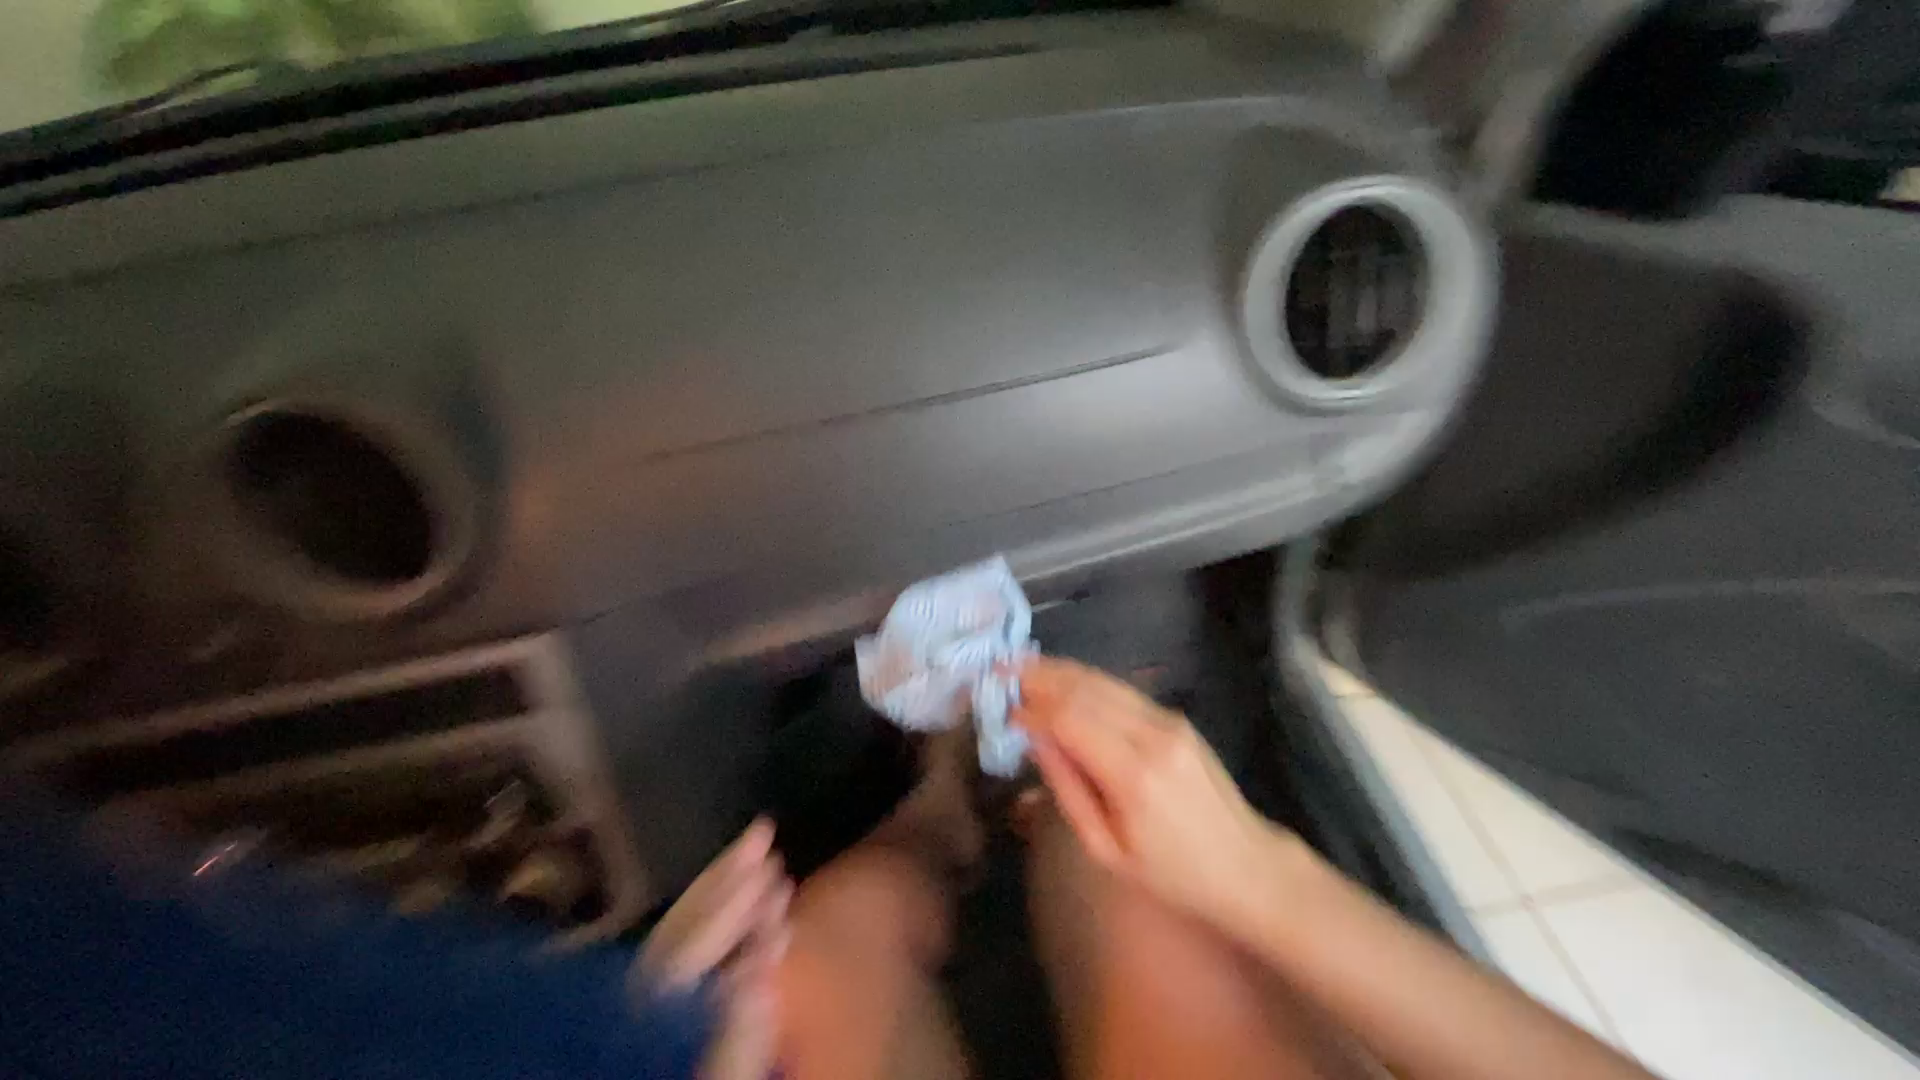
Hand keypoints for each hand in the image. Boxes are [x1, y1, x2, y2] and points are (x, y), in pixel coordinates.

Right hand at [1014, 657, 1300, 938]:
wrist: (1246, 866)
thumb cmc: (1171, 874)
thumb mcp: (1106, 849)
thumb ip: (1068, 789)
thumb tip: (1035, 740)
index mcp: (1133, 774)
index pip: (1070, 719)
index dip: (1032, 709)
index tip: (1001, 708)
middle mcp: (1153, 735)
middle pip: (1086, 689)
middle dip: (1040, 676)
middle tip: (1000, 668)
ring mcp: (1169, 722)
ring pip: (1104, 681)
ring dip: (1061, 671)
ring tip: (1023, 665)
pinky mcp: (1176, 719)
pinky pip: (1122, 691)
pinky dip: (1086, 681)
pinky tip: (1063, 680)